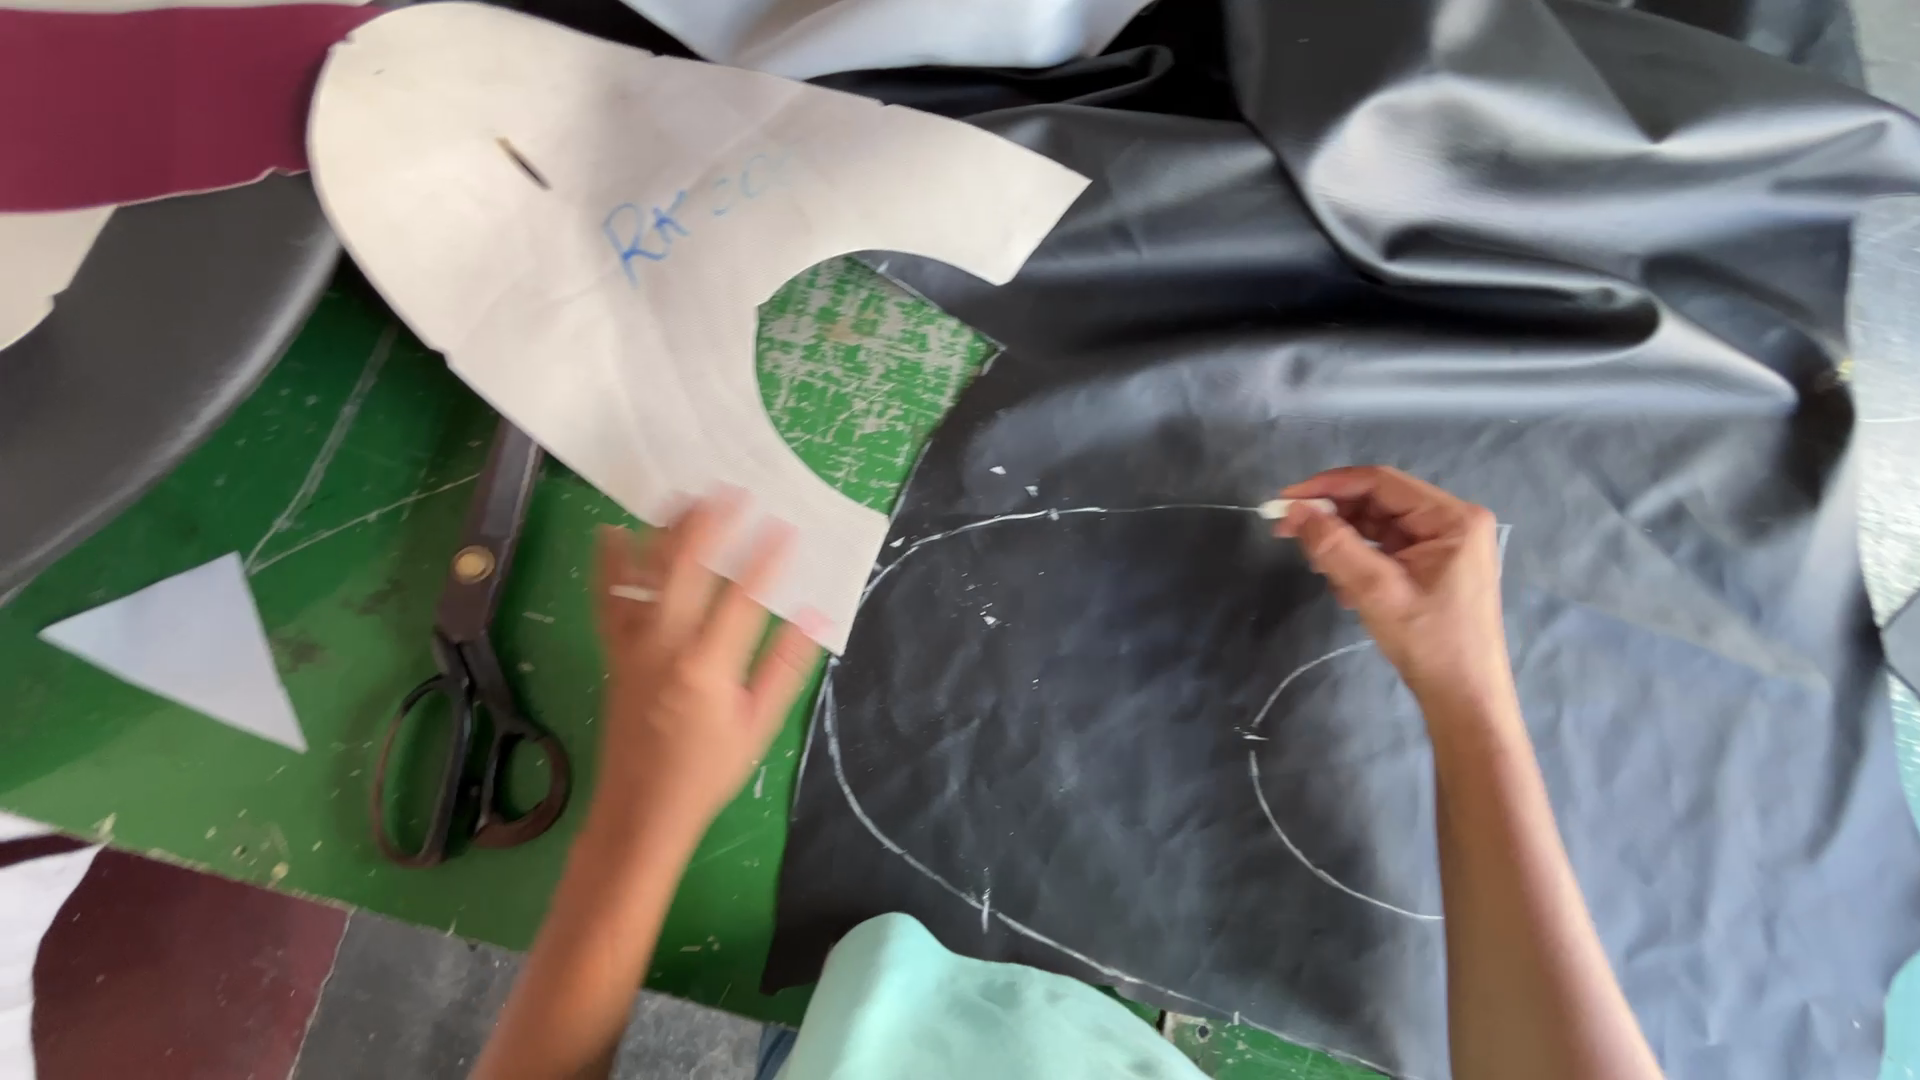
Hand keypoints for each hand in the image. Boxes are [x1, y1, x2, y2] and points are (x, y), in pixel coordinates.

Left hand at [590, 493, 820, 834]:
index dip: (766, 558)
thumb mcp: (759, 724)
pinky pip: (607, 600)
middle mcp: (665, 646)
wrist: (640, 810)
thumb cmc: (708, 771)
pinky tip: (612, 532)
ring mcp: (633, 646)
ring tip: (684, 496)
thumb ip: (785, 667)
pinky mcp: (615, 652)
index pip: (743, 598)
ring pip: (645, 576)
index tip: (785, 526)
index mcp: (707, 666)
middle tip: (731, 491)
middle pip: (687, 571)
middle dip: (710, 526)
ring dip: (666, 532)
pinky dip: (609, 564)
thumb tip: (816, 617)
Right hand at [1273, 466, 1512, 711]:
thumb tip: (1294, 511)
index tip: (1286, 499)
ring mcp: (1441, 544)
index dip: (1328, 486)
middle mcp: (1450, 522)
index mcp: (1451, 518)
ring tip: (1317, 566)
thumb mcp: (1376, 591)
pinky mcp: (1429, 564)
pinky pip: (1381, 546)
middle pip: (1375, 501)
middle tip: (1286, 531)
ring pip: (1374, 524)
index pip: (1379, 482)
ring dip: (1340, 540)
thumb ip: (1334, 546)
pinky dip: (1354, 558)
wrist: (1464, 696)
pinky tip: (1341, 584)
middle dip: (1330, 515)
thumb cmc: (1429, 641)